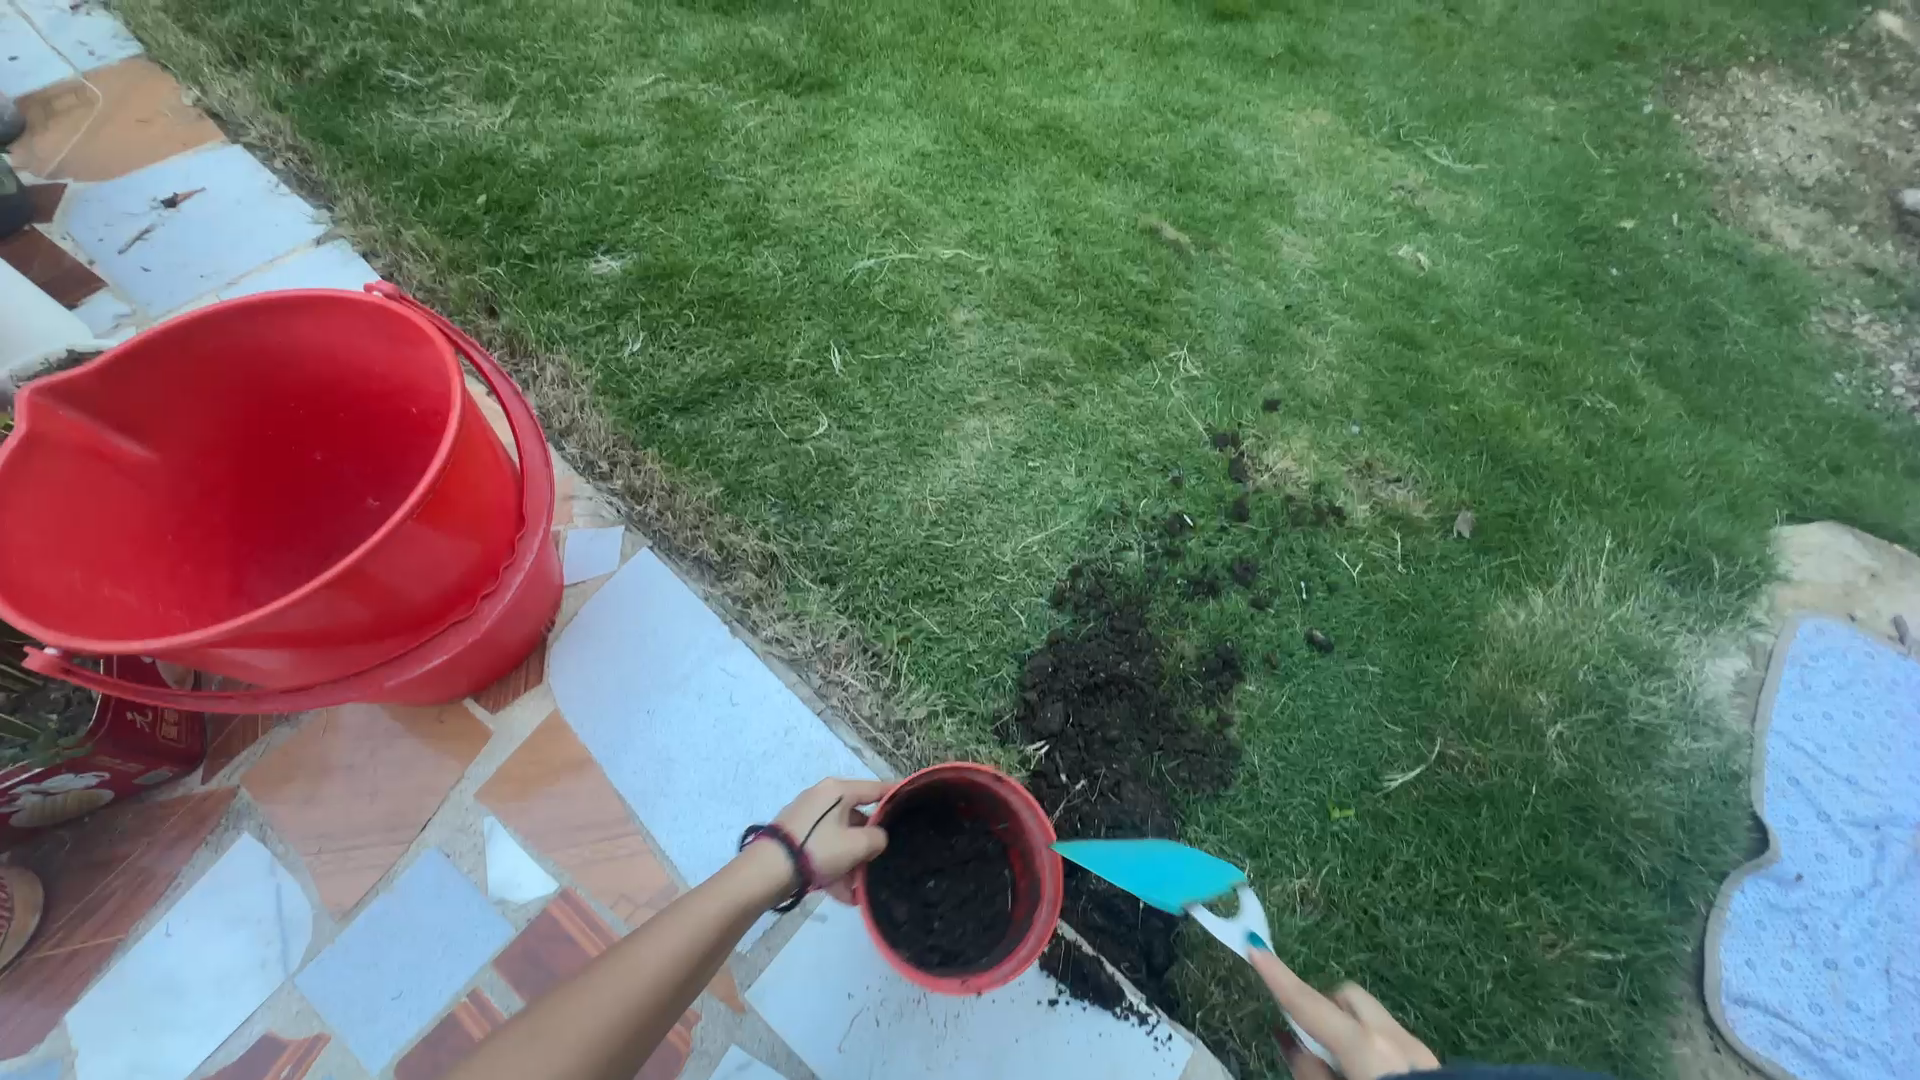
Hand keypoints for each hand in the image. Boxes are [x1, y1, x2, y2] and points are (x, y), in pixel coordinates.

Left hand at [770, 778, 891, 903]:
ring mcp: (807, 818)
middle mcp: (822, 798)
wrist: (765, 872)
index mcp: (837, 790)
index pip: (875, 788)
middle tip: (880, 863)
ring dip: (852, 863)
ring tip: (858, 891)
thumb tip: (878, 838)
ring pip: (840, 838)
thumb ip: (877, 838)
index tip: (913, 801)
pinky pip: (824, 849)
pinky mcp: (796, 837)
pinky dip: (834, 868)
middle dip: (869, 845)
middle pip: (857, 818)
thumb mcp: (855, 846)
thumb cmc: (816, 850)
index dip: (895, 795)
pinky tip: (842, 895)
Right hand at [1248, 947, 1438, 1079]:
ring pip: (1372, 1019)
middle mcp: (1396, 1040)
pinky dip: (1371, 1049)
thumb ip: (1312, 1075)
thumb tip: (1292, 1044)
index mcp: (1367, 1050)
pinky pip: (1392, 1043)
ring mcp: (1421, 1053)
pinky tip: (1370, 1079)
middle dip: (1323, 1006)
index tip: (1254, 948)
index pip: (1311, 1004)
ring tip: (1339, 1067)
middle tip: (1307, 1036)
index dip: (1279, 977)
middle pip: (1347, 997)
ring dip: (1348, 1030)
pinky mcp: (1438, 1070)